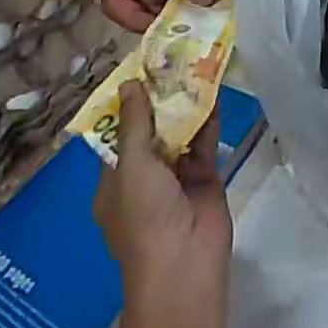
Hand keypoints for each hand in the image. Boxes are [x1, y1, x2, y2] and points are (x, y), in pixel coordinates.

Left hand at [94, 79, 232, 287]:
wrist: (185, 268)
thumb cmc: (145, 216)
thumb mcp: (131, 165)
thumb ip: (135, 122)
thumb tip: (130, 82)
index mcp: (114, 178)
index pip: (118, 132)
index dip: (129, 102)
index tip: (140, 68)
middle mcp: (143, 176)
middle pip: (151, 130)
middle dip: (160, 99)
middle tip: (171, 59)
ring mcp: (176, 178)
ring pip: (179, 133)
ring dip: (185, 104)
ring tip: (193, 66)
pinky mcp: (204, 179)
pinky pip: (203, 143)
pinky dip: (207, 120)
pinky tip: (213, 91)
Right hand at [104, 0, 213, 32]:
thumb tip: (200, 3)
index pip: (113, 0)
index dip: (130, 18)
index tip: (159, 26)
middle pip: (135, 11)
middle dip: (157, 23)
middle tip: (186, 30)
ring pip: (157, 9)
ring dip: (175, 18)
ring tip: (200, 22)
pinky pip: (174, 0)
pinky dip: (187, 7)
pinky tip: (206, 8)